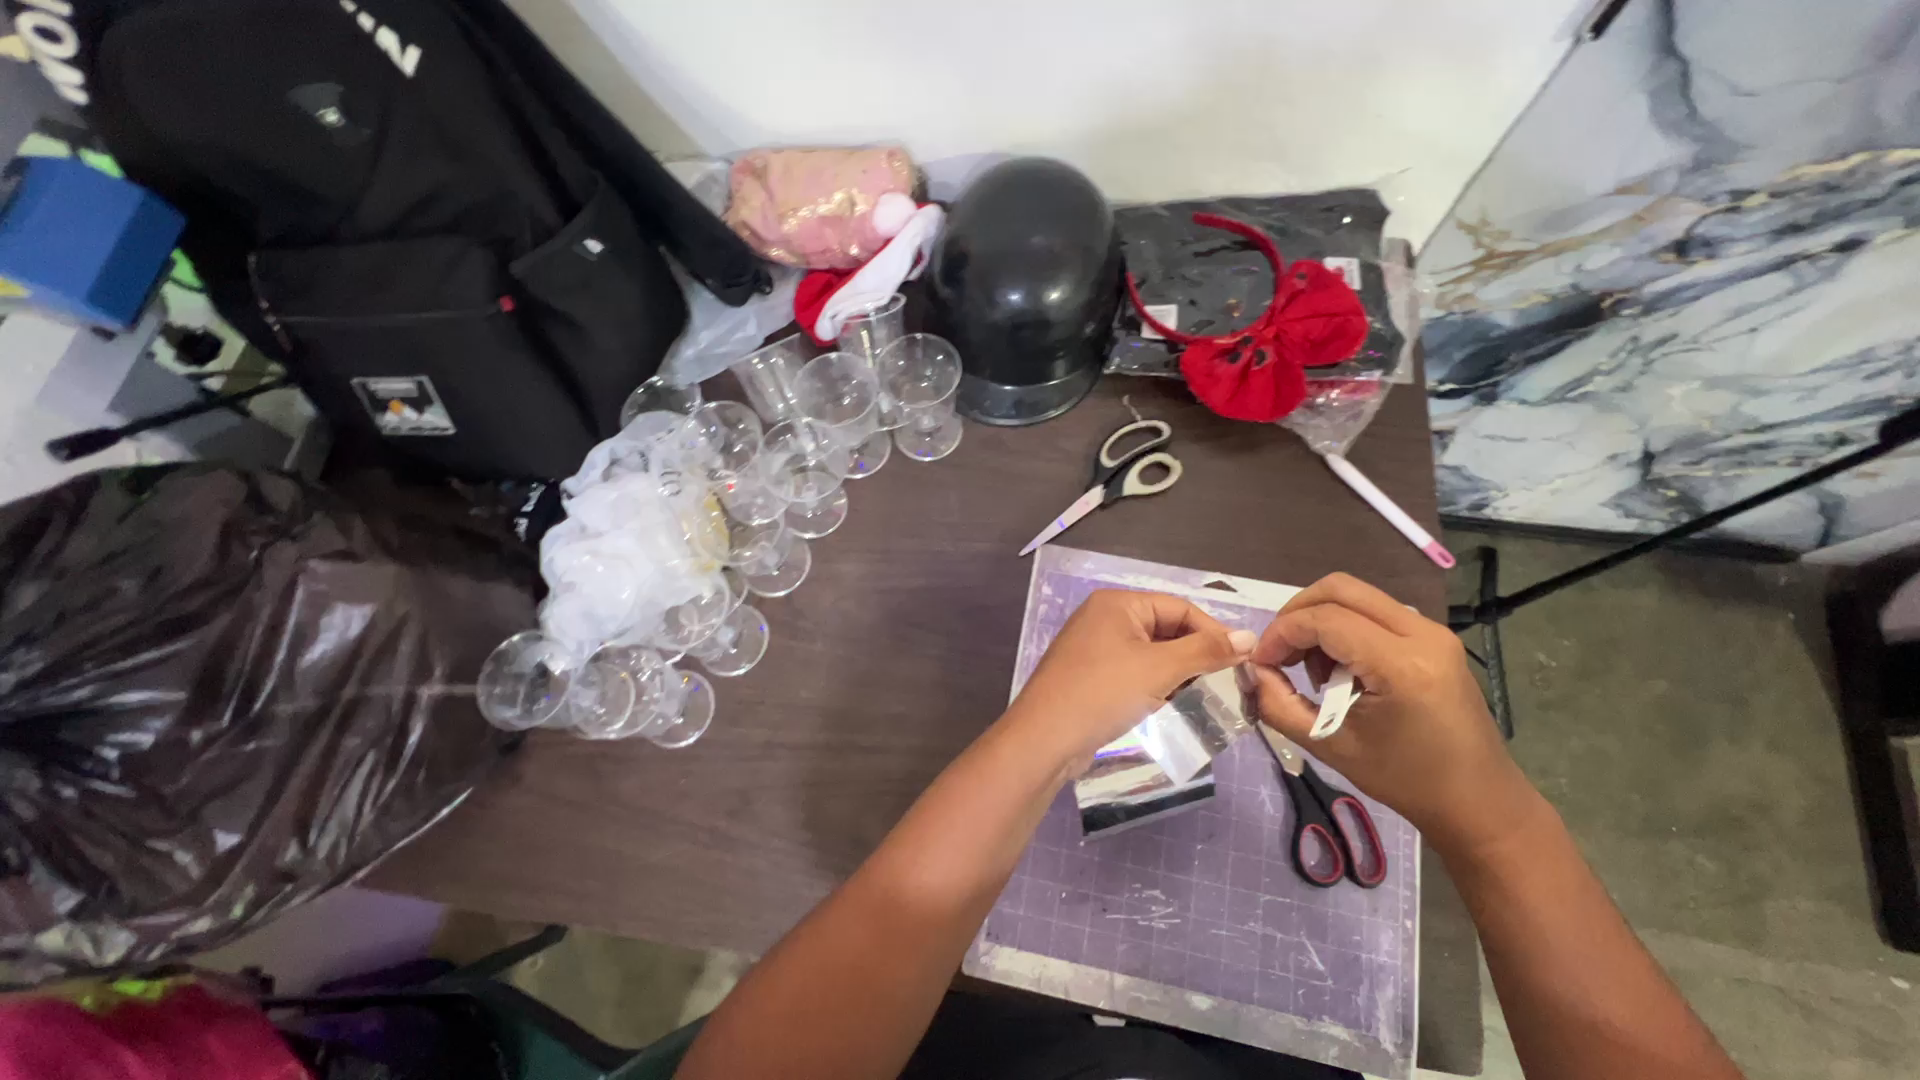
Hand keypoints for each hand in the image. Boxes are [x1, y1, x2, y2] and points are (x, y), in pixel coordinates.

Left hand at [1004, 589, 1254, 772]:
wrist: (1045, 739)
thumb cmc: (1102, 693)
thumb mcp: (1160, 669)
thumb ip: (1205, 651)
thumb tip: (1249, 635)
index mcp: (1117, 604)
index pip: (1179, 608)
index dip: (1213, 632)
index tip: (1242, 662)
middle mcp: (1104, 619)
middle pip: (1165, 630)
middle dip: (1195, 656)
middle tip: (1226, 684)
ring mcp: (1094, 650)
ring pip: (1151, 655)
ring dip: (1177, 675)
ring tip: (1203, 699)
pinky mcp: (1090, 678)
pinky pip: (1133, 674)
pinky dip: (1155, 688)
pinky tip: (1170, 708)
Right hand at [1241, 573, 1541, 855]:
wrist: (1477, 801)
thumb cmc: (1404, 780)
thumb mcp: (1329, 746)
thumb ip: (1279, 704)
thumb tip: (1251, 671)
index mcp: (1402, 666)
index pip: (1324, 620)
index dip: (1281, 634)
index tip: (1260, 663)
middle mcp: (1422, 635)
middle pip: (1340, 588)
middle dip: (1297, 614)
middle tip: (1279, 653)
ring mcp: (1433, 632)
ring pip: (1357, 596)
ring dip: (1321, 620)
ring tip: (1312, 669)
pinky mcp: (1435, 638)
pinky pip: (1376, 612)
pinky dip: (1344, 627)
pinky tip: (1340, 668)